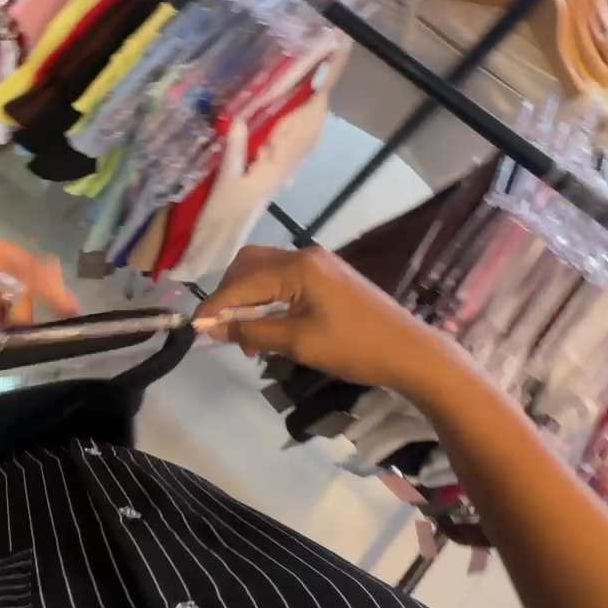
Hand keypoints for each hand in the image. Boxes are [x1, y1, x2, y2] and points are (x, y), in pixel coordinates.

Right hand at [197, 245, 463, 393]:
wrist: (413, 353)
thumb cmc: (355, 348)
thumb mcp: (299, 343)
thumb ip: (252, 331)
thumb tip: (212, 328)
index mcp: (297, 267)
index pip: (241, 282)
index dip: (215, 304)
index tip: (194, 326)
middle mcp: (304, 255)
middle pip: (249, 265)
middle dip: (229, 295)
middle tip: (223, 329)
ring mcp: (318, 262)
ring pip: (265, 269)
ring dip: (248, 296)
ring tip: (246, 333)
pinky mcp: (328, 274)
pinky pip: (283, 276)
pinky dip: (267, 296)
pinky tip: (268, 322)